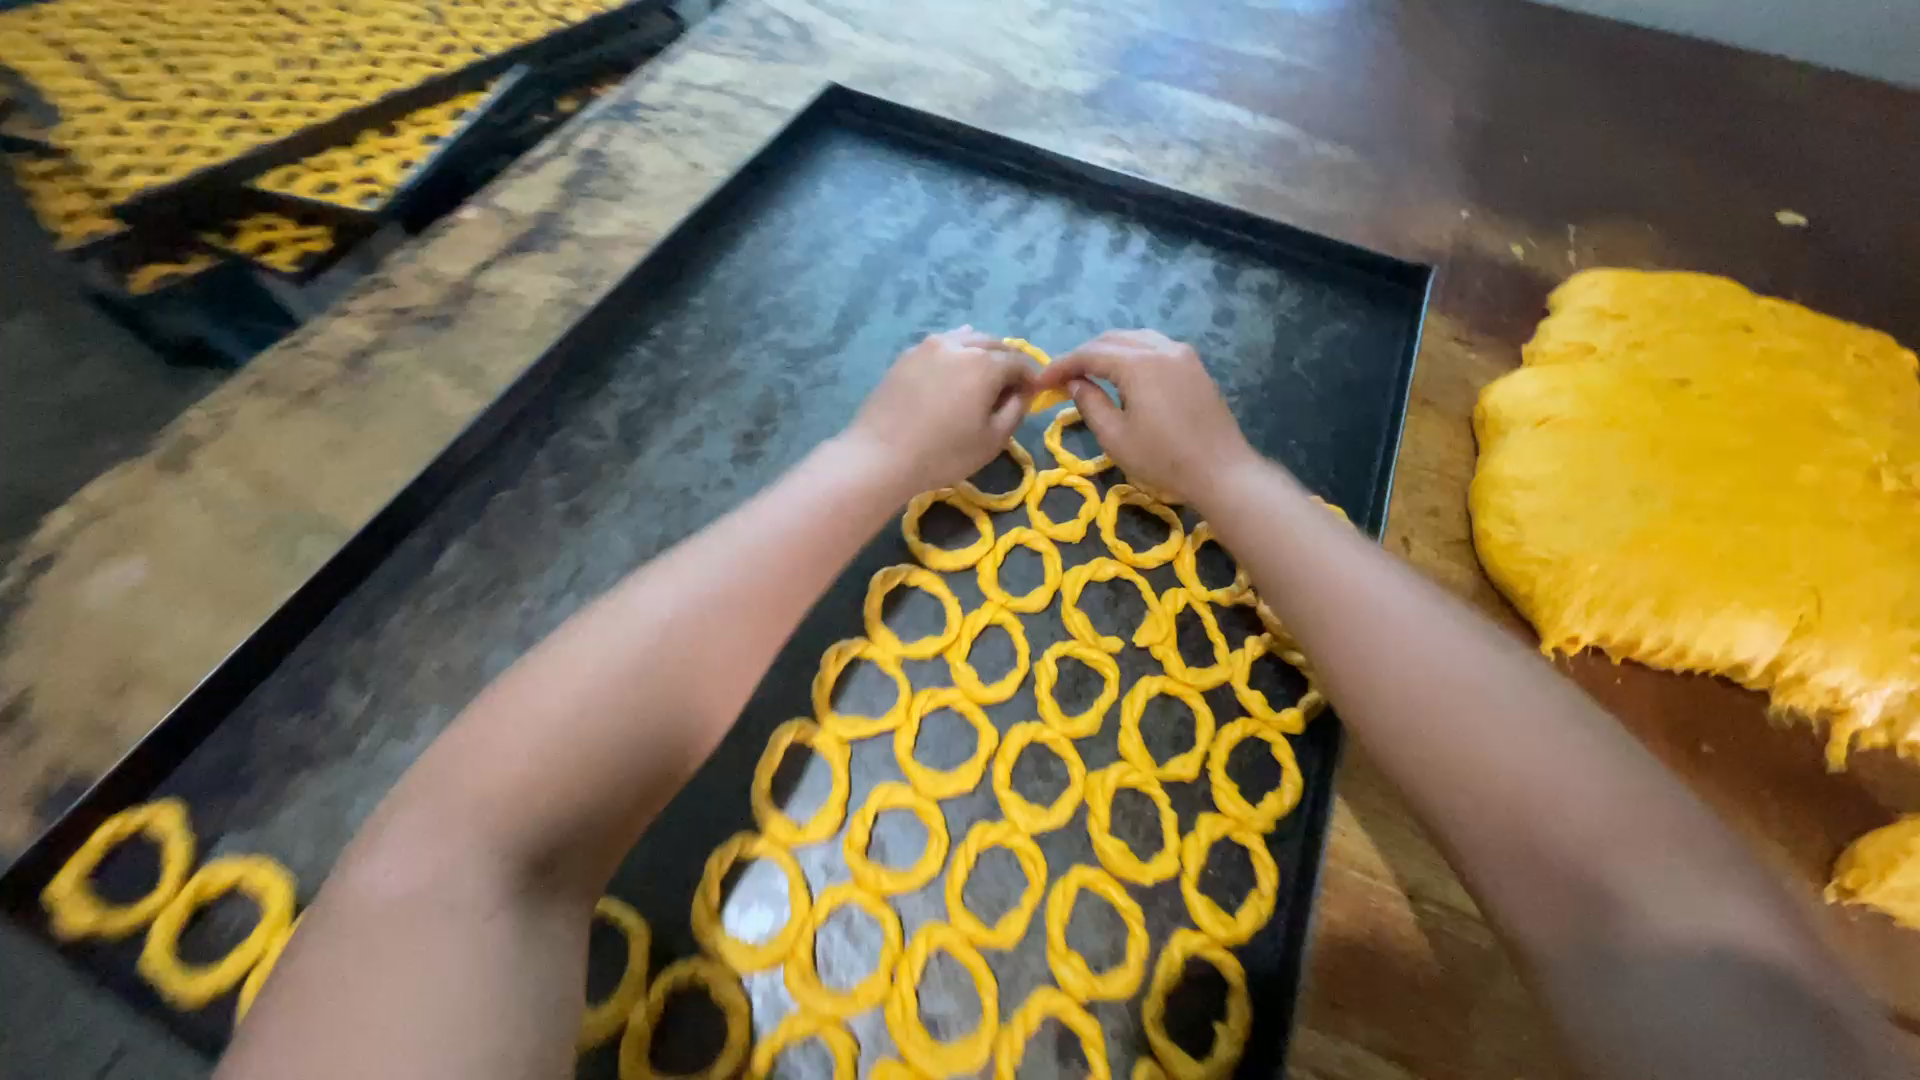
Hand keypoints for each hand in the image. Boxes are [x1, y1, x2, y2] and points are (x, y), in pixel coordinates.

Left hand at [844, 327, 1038, 493]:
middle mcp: (959, 345)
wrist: (881, 455)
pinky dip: (955, 352)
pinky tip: (954, 365)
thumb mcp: (992, 440)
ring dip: (982, 352)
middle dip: (1007, 361)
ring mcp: (929, 346)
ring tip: (982, 373)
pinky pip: (941, 345)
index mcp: (986, 364)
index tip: (1032, 394)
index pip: (1019, 363)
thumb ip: (1015, 410)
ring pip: (966, 339)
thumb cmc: (944, 454)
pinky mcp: (907, 356)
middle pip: (994, 344)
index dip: (1030, 378)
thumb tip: (1023, 392)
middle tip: (1009, 384)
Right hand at [1036, 329, 1257, 503]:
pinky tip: (1123, 376)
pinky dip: (1132, 355)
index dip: (1061, 365)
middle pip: (1113, 340)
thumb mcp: (1115, 437)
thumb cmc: (1162, 459)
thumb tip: (1076, 383)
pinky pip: (1155, 348)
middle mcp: (1162, 348)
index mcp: (1139, 363)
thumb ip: (1090, 404)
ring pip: (1135, 339)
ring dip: (1108, 352)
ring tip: (1089, 374)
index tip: (1040, 382)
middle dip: (1083, 355)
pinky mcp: (1195, 367)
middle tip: (1062, 377)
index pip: (1089, 354)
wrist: (1221, 471)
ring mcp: (1183, 355)